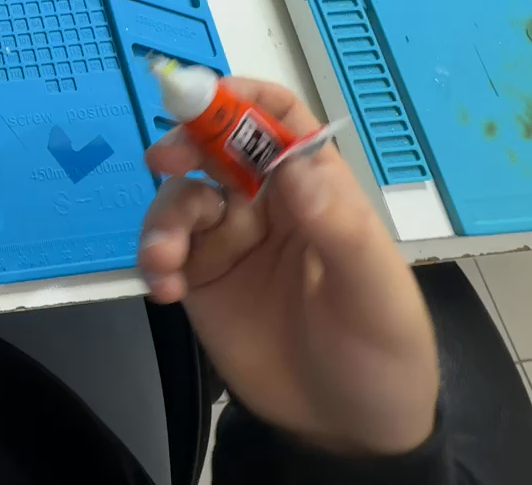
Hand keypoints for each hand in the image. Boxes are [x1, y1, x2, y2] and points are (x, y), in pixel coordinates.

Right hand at [139, 78, 438, 455]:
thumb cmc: (379, 356)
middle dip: (181, 143)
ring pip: (177, 196)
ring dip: (162, 220)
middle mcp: (264, 201)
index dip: (242, 97)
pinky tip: (165, 289)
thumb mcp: (375, 298)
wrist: (344, 434)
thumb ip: (337, 229)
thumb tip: (292, 164)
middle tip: (161, 158)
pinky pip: (159, 245)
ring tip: (166, 262)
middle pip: (212, 146)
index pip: (277, 120)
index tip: (205, 97)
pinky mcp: (195, 270)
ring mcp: (224, 235)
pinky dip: (152, 258)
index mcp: (314, 190)